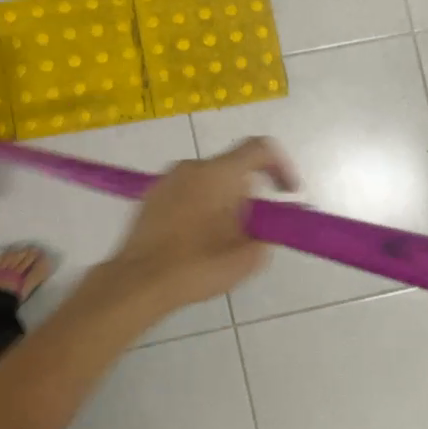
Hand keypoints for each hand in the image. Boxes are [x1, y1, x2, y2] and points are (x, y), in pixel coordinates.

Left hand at [102, 136, 298, 315]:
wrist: (140, 280)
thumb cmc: (198, 265)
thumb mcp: (249, 255)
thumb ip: (269, 229)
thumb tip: (269, 221)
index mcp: (219, 172)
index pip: (260, 148)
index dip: (282, 166)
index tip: (287, 195)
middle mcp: (191, 166)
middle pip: (232, 167)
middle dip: (249, 192)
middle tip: (253, 227)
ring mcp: (166, 179)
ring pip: (207, 180)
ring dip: (222, 201)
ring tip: (223, 238)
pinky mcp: (149, 196)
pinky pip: (185, 192)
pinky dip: (198, 207)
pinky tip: (196, 240)